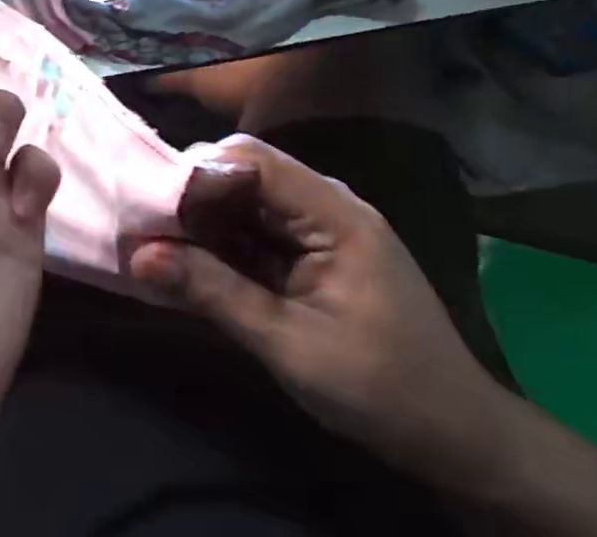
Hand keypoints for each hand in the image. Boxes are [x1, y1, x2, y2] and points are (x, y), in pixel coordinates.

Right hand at [128, 134, 510, 491]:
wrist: (456, 436)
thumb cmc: (381, 390)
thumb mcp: (289, 344)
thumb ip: (214, 292)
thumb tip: (140, 254)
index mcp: (335, 214)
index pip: (255, 160)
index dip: (198, 173)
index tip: (151, 205)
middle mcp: (327, 205)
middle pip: (246, 172)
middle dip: (193, 194)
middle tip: (147, 227)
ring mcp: (320, 228)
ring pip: (246, 200)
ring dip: (203, 219)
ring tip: (157, 242)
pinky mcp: (312, 252)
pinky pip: (256, 229)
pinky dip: (221, 242)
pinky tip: (190, 261)